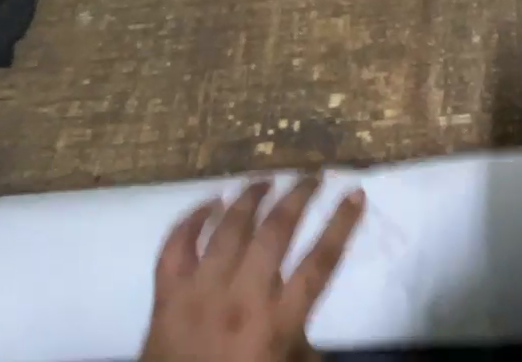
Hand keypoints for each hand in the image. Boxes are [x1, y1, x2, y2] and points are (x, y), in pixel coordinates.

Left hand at [142, 177, 365, 361]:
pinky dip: (193, 218)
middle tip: (312, 177)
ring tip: (267, 180)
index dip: (341, 224)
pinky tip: (211, 203)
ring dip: (251, 197)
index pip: (319, 262)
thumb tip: (317, 324)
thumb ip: (303, 343)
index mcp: (277, 323)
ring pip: (229, 227)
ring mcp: (200, 292)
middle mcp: (242, 299)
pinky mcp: (166, 295)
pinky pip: (176, 245)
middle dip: (299, 196)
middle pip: (276, 230)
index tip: (355, 194)